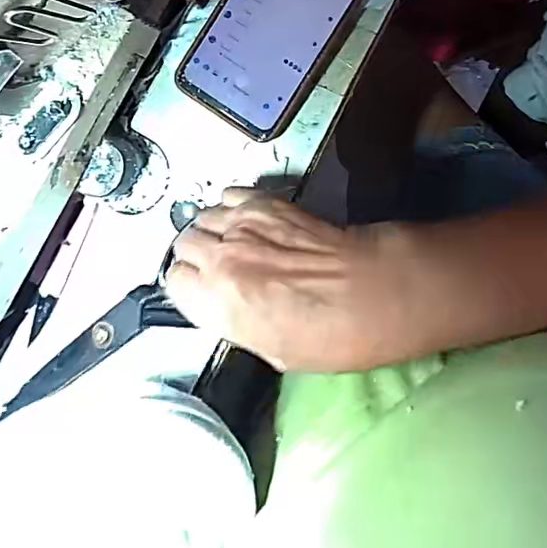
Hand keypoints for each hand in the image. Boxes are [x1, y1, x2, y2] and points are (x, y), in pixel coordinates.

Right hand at [163, 188, 411, 371]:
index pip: (175, 282)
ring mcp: (242, 224)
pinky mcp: (263, 201)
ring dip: (211, 229)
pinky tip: (246, 220)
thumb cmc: (330, 334)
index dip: (188, 286)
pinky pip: (229, 195)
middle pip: (183, 243)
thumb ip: (234, 321)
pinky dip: (231, 206)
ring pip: (202, 216)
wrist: (371, 288)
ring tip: (229, 240)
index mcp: (219, 302)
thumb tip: (223, 306)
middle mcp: (222, 258)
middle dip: (195, 254)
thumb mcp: (271, 351)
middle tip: (214, 264)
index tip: (200, 289)